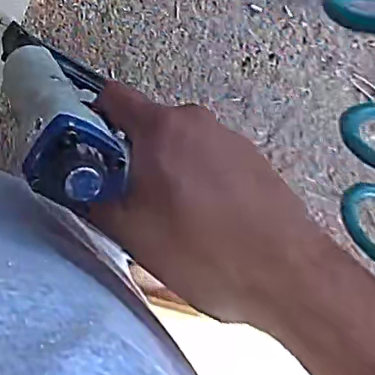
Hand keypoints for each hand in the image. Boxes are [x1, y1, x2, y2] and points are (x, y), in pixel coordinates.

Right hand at [88, 82, 336, 328]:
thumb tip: (81, 194)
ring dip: (169, 167)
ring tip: (172, 214)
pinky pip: (211, 158)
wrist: (294, 280)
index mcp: (160, 127)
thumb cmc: (218, 254)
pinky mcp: (252, 160)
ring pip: (180, 142)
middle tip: (128, 188)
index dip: (92, 113)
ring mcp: (227, 139)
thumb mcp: (134, 233)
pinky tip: (205, 221)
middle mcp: (194, 122)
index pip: (111, 94)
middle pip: (146, 122)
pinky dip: (200, 180)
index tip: (88, 138)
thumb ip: (96, 204)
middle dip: (132, 152)